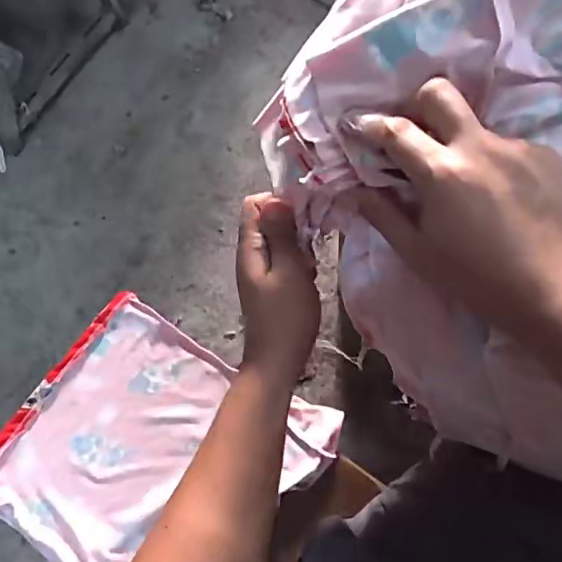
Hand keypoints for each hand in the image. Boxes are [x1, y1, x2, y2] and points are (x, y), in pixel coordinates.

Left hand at [236, 193, 319, 381]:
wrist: (278, 361)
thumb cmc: (286, 316)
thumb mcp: (289, 270)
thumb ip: (282, 234)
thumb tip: (275, 199)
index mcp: (249, 248)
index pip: (255, 205)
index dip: (280, 202)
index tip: (306, 214)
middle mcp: (250, 255)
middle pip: (268, 221)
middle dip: (293, 224)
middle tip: (312, 242)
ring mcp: (259, 271)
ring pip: (279, 241)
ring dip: (299, 245)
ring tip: (312, 263)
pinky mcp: (271, 285)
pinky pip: (284, 261)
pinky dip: (298, 262)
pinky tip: (310, 277)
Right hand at [342, 78, 561, 336]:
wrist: (549, 289)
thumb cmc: (474, 278)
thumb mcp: (418, 252)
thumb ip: (383, 214)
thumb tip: (355, 188)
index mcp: (441, 172)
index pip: (396, 130)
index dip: (370, 124)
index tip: (358, 127)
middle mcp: (479, 146)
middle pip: (439, 93)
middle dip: (418, 105)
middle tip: (416, 137)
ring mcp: (516, 147)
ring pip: (477, 125)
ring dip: (462, 145)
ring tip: (470, 188)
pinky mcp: (545, 155)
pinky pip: (508, 146)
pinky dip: (496, 163)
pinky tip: (503, 198)